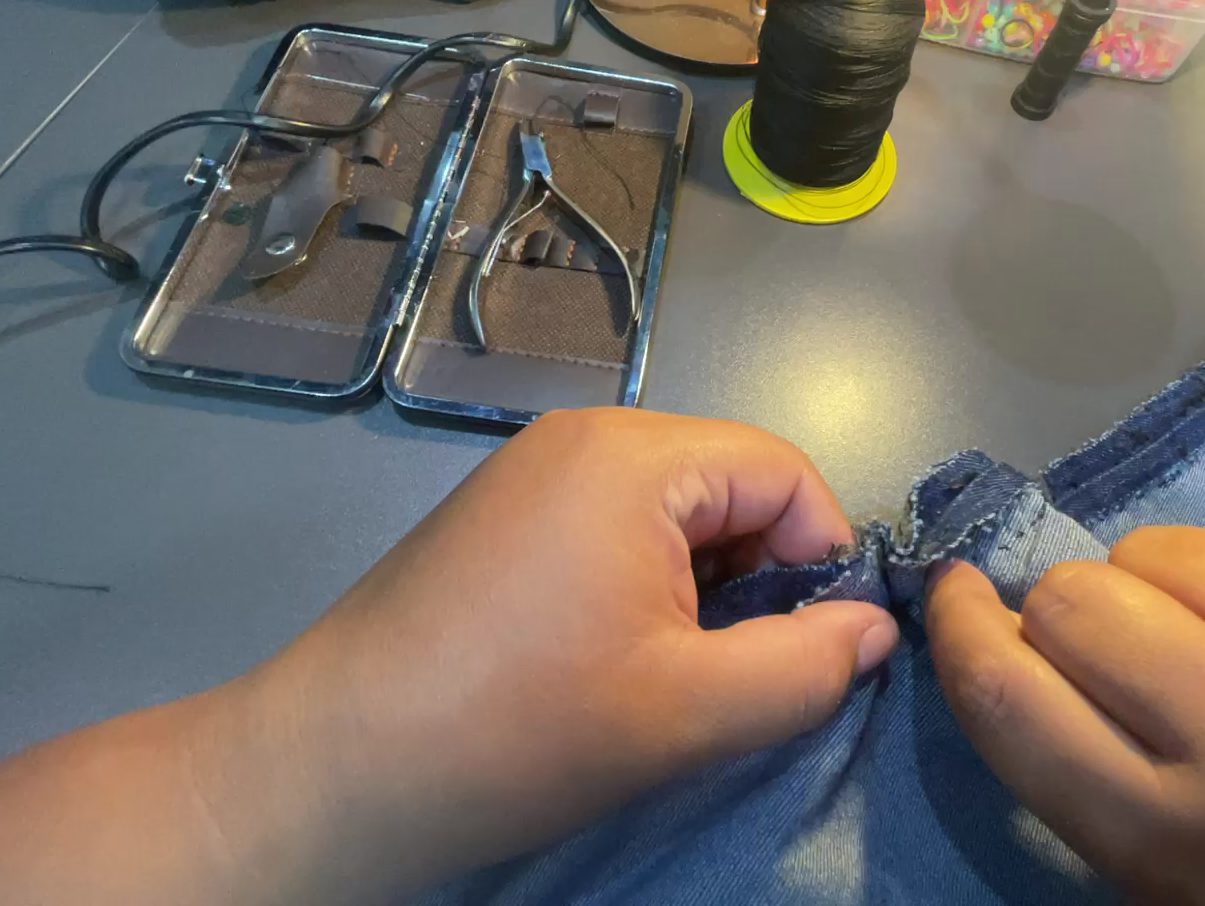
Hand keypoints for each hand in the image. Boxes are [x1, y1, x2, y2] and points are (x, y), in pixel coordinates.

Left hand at [203, 409, 899, 900]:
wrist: (328, 769)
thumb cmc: (515, 730)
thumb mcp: (688, 710)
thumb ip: (805, 666)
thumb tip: (876, 627)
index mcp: (635, 455)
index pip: (781, 470)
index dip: (821, 552)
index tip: (819, 639)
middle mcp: (589, 435)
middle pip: (731, 480)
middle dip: (764, 568)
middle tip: (746, 660)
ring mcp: (543, 464)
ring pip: (681, 502)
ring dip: (711, 575)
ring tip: (684, 659)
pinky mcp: (515, 503)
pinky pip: (625, 515)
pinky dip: (657, 571)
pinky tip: (628, 639)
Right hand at [926, 526, 1204, 904]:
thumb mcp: (1162, 866)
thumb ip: (1065, 750)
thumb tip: (993, 620)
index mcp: (1187, 844)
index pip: (1005, 694)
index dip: (956, 626)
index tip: (955, 592)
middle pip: (1070, 601)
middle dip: (1063, 613)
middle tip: (1116, 652)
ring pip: (1149, 547)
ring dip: (1149, 584)